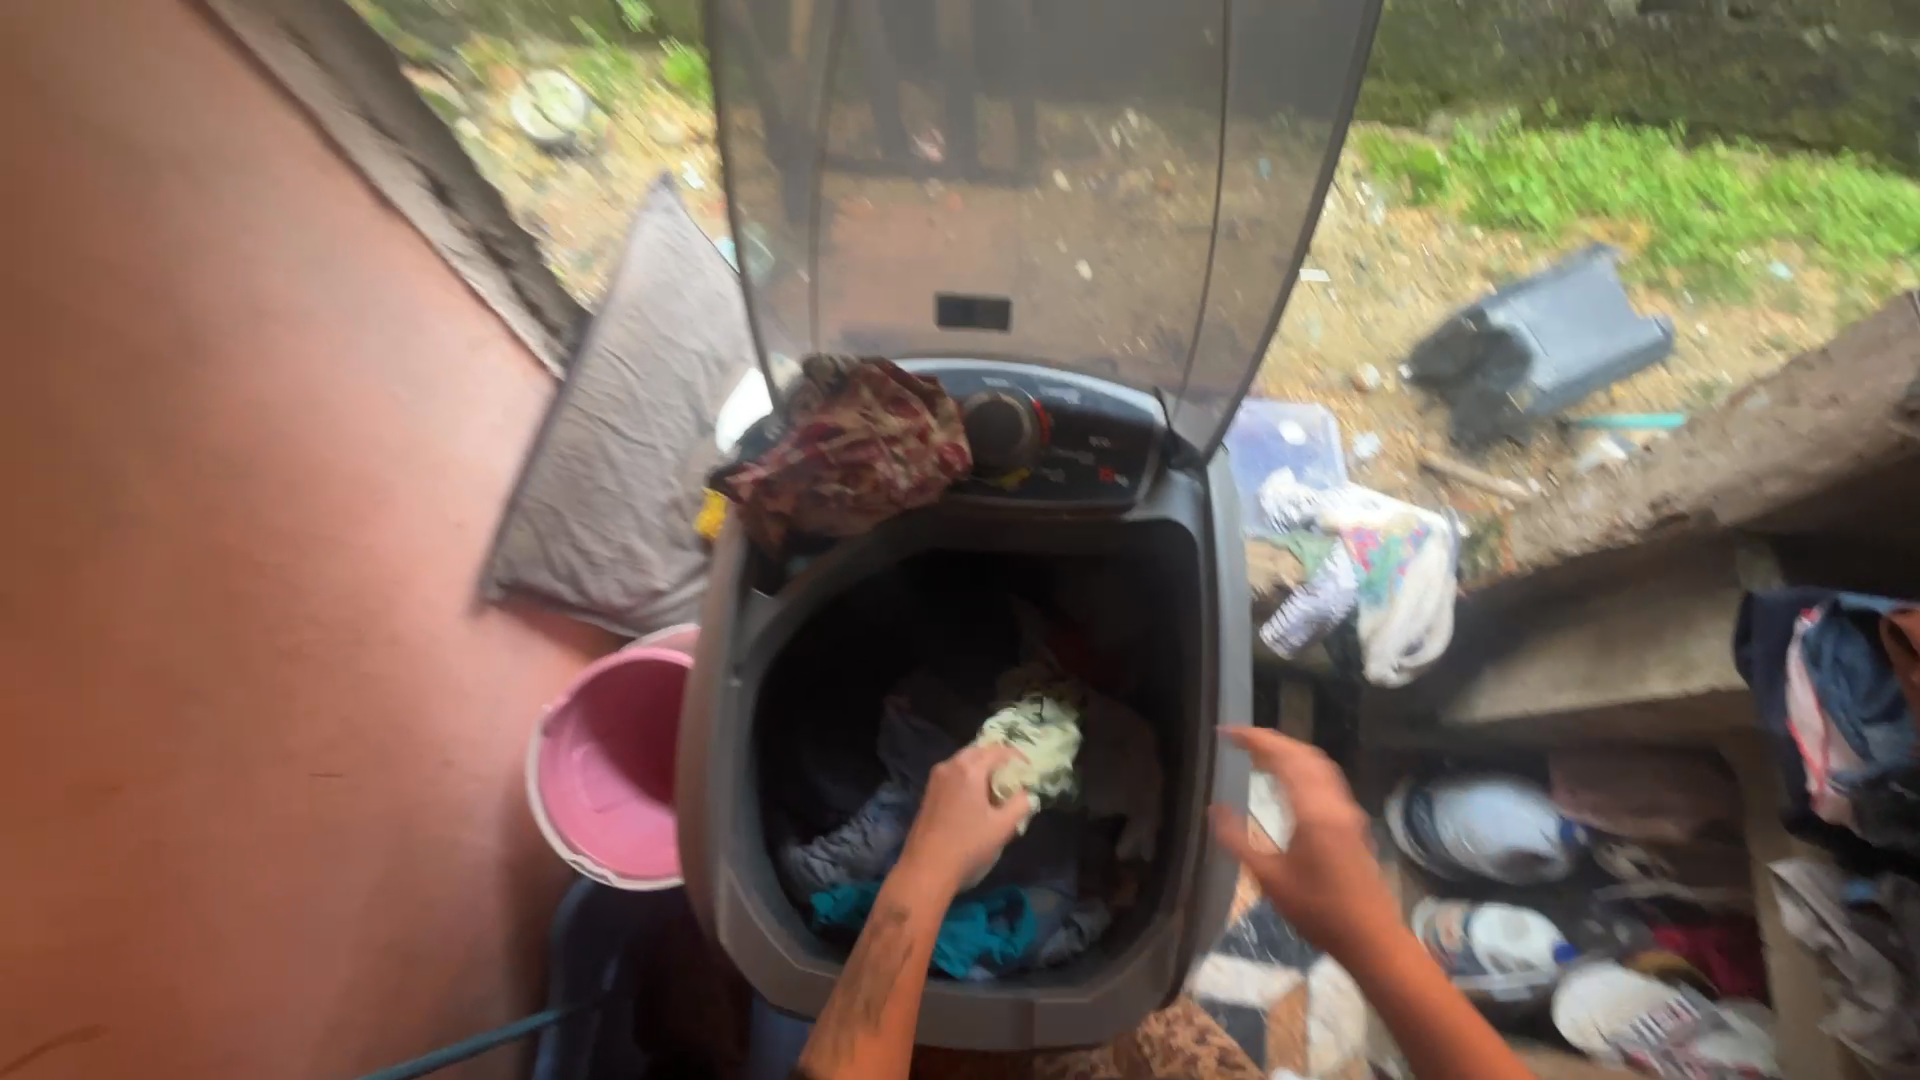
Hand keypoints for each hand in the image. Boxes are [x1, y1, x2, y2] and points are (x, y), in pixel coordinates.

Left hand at [897, 744, 1032, 893]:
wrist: (926, 868)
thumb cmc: (968, 845)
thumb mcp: (1002, 827)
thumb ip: (1020, 805)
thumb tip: (1027, 794)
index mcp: (969, 769)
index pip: (997, 751)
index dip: (1015, 756)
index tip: (1028, 767)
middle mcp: (950, 766)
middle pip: (977, 751)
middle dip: (996, 757)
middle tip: (1012, 772)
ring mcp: (936, 778)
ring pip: (962, 761)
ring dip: (980, 766)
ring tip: (995, 784)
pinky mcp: (928, 792)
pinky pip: (952, 773)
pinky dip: (967, 776)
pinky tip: (975, 795)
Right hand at [1210, 727, 1401, 961]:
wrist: (1372, 941)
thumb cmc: (1318, 912)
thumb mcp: (1268, 878)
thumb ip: (1237, 840)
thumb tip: (1213, 808)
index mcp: (1311, 811)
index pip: (1281, 757)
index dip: (1252, 739)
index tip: (1225, 733)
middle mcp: (1332, 803)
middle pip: (1302, 754)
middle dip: (1269, 740)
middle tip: (1238, 740)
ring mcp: (1347, 811)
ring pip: (1317, 764)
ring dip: (1288, 751)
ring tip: (1259, 754)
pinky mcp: (1353, 823)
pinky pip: (1325, 778)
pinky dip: (1302, 766)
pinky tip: (1288, 780)